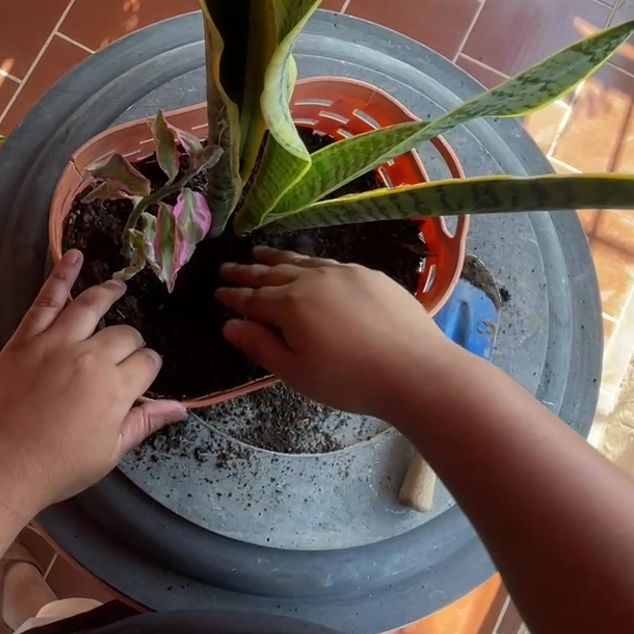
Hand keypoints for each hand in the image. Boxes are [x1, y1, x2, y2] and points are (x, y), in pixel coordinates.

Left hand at [0, 250, 185, 523]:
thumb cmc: (57, 467)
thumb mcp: (109, 451)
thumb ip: (144, 422)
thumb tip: (180, 407)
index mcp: (115, 389)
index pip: (147, 362)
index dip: (148, 367)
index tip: (142, 375)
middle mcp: (90, 358)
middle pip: (124, 334)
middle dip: (131, 342)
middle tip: (123, 354)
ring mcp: (56, 343)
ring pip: (91, 306)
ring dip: (110, 292)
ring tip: (120, 286)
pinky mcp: (26, 338)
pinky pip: (47, 300)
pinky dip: (61, 275)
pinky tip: (75, 257)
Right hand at [216, 247, 463, 419]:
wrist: (416, 371)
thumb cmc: (350, 380)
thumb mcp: (296, 372)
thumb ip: (260, 345)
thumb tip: (229, 325)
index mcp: (290, 305)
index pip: (252, 298)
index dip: (232, 296)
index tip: (217, 292)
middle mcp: (313, 281)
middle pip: (272, 273)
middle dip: (247, 271)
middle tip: (226, 266)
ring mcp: (344, 273)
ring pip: (301, 261)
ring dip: (276, 258)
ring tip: (259, 253)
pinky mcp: (370, 275)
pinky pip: (329, 263)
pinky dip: (309, 262)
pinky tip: (309, 265)